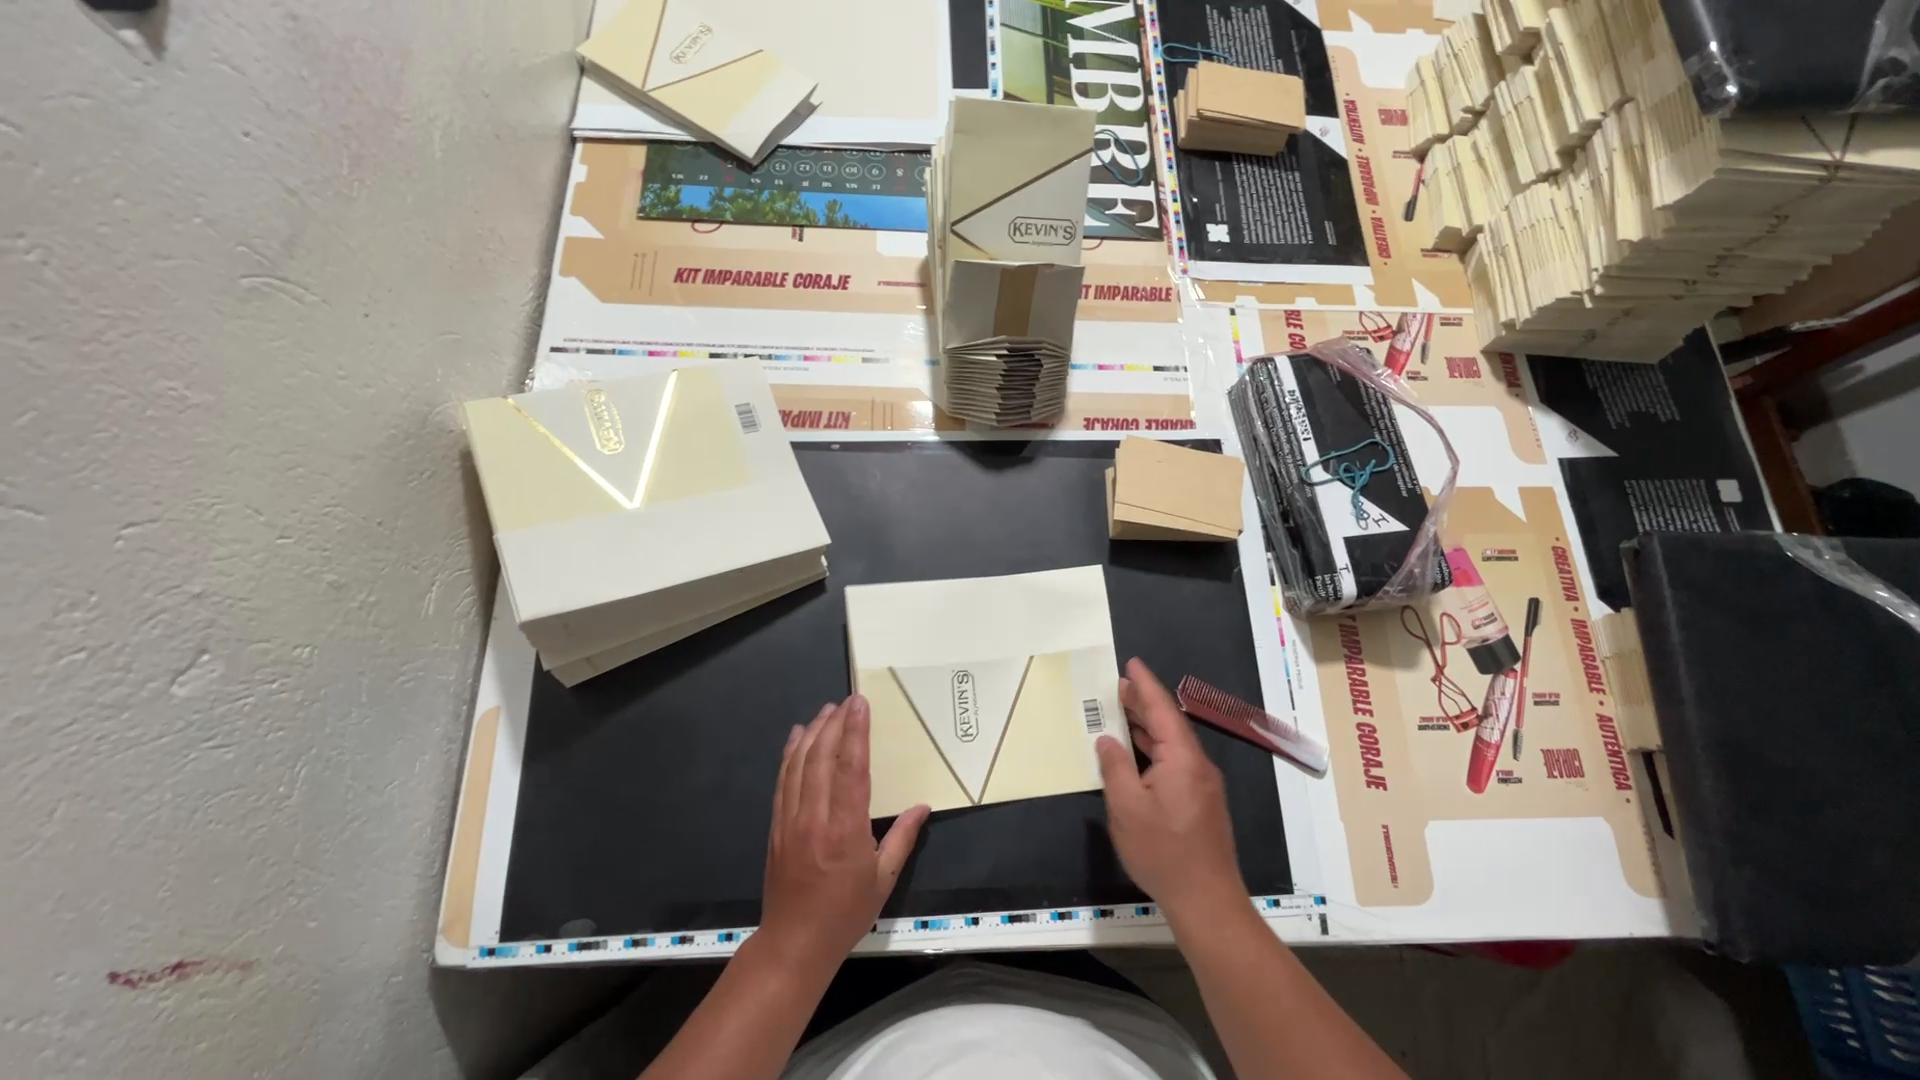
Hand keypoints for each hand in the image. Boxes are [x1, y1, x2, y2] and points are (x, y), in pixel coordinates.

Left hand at [760, 695, 929, 968]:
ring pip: (799, 765)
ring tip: (825, 711)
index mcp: (846, 830)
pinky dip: (790, 755)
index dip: (856, 733)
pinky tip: (796, 738)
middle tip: (846, 701)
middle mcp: (815, 818)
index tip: (860, 705)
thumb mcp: (883, 881)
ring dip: (812, 734)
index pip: (851, 769)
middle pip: (822, 759)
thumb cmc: (844, 914)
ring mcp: (791, 820)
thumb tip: (922, 807)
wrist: (793, 943)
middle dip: (834, 725)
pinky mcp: (776, 826)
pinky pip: (783, 781)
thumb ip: (902, 839)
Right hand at [1096, 658, 1246, 922]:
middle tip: (1118, 687)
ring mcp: (1203, 785)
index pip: (1163, 710)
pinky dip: (1155, 750)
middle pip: (1170, 725)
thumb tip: (1108, 741)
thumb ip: (1116, 768)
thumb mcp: (1127, 808)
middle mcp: (1198, 765)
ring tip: (1122, 714)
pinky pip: (1176, 763)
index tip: (1131, 663)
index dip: (1145, 685)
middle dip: (1144, 704)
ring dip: (1149, 729)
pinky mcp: (1202, 803)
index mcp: (1182, 759)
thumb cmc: (1162, 851)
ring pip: (1173, 745)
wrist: (1206, 898)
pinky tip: (1138, 754)